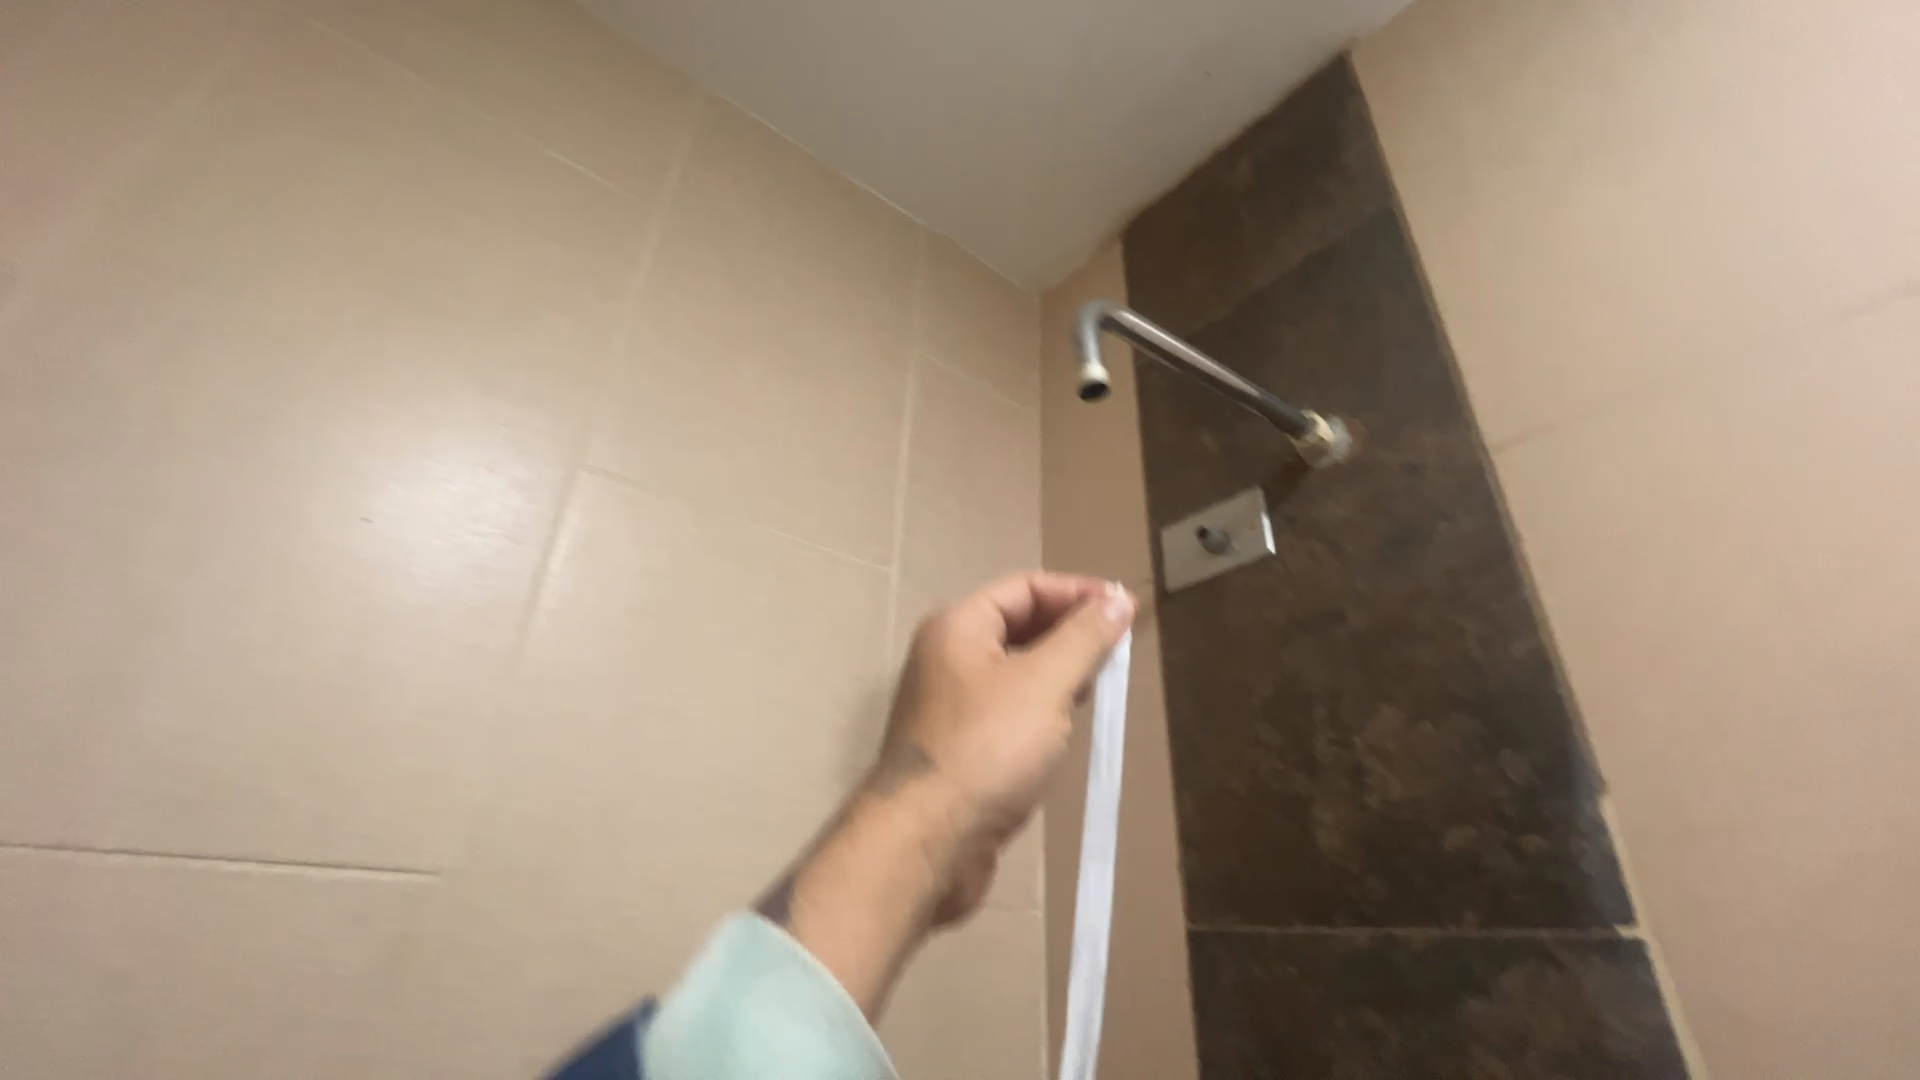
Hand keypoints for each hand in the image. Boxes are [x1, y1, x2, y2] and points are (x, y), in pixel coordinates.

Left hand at [871, 572, 1135, 925]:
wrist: (926, 842)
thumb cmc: (986, 750)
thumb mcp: (1044, 684)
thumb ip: (1083, 638)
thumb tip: (1118, 599)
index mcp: (958, 627)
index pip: (1025, 587)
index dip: (1077, 592)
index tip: (1125, 609)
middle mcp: (948, 657)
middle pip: (1018, 625)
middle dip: (1070, 631)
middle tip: (1119, 648)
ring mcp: (950, 704)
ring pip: (1015, 670)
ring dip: (1058, 671)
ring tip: (1101, 683)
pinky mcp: (959, 746)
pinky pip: (1008, 710)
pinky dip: (1041, 708)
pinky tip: (1068, 726)